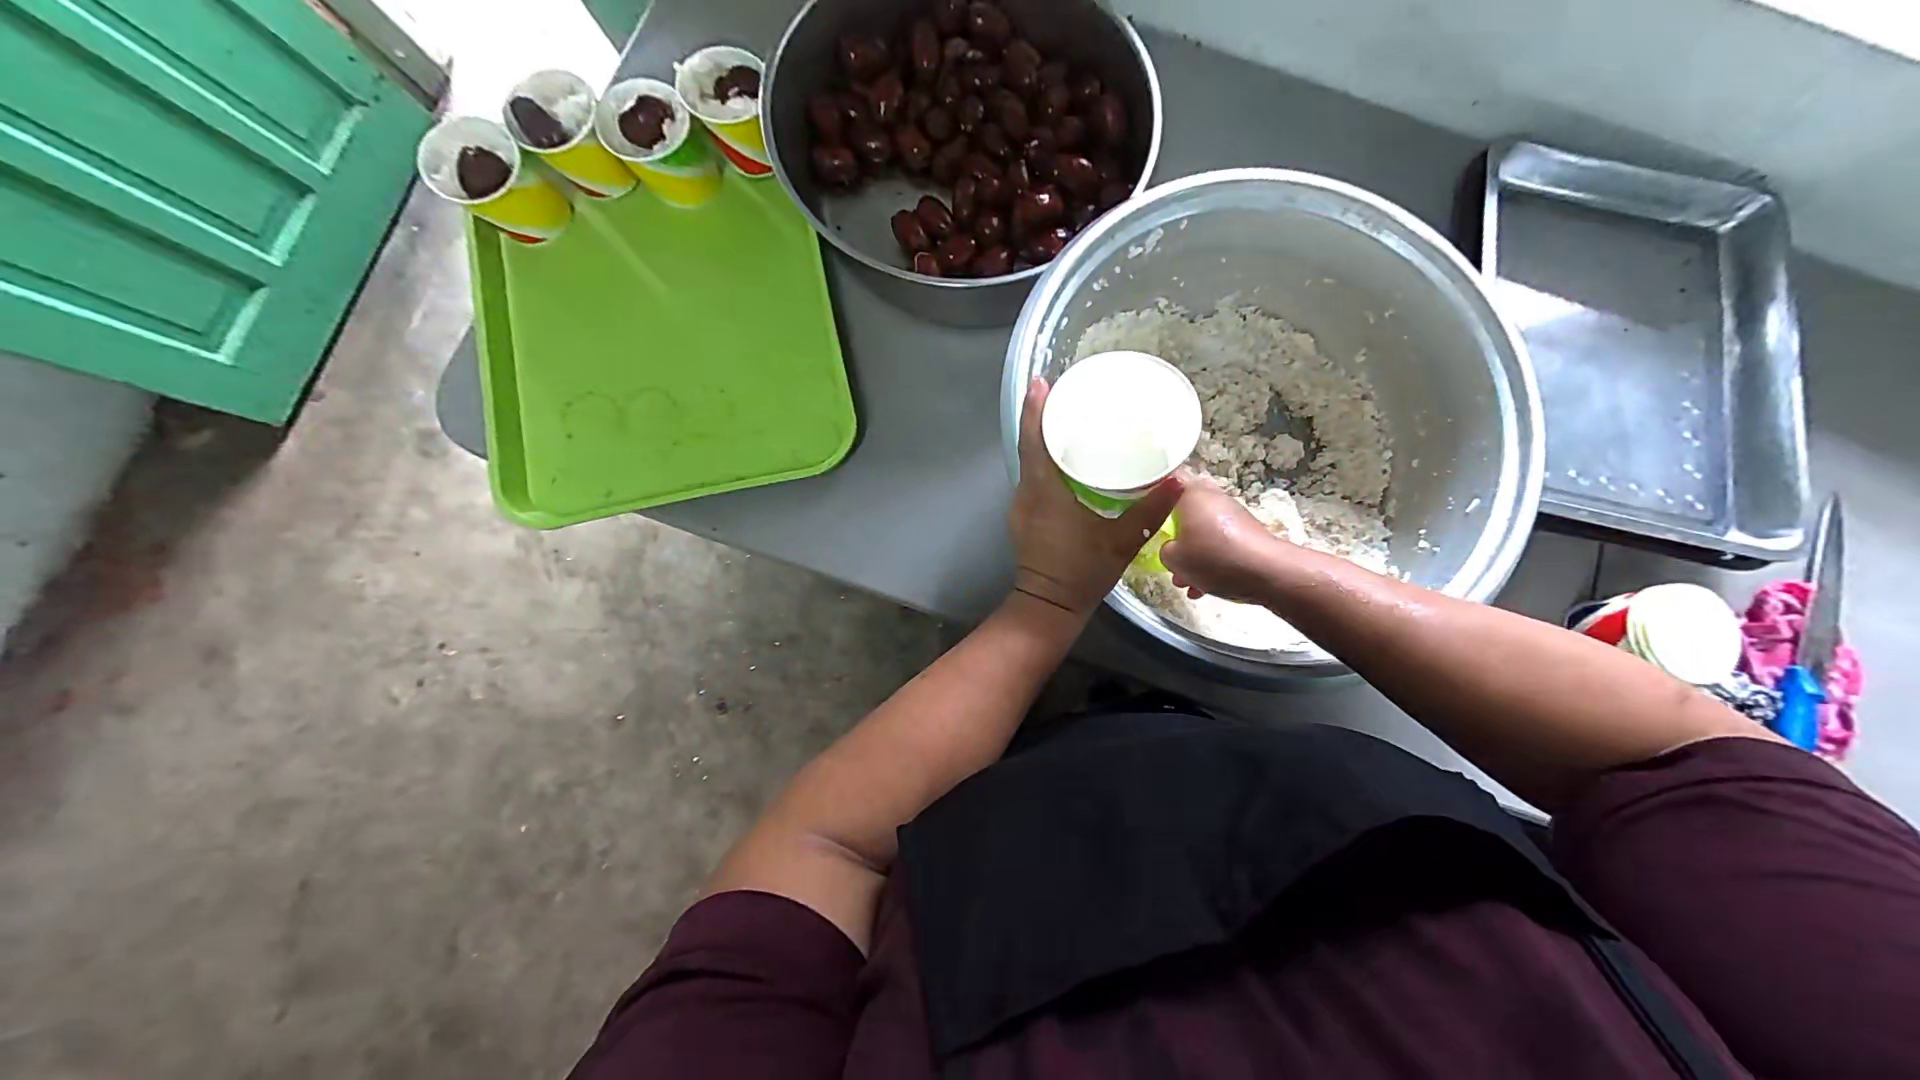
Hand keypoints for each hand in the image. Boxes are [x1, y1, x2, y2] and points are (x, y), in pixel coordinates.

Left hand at [1010, 378, 1183, 617]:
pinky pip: (1032, 480)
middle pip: (1030, 447)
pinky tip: (1065, 463)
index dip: (1035, 410)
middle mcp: (1026, 494)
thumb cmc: (1081, 572)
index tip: (1041, 382)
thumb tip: (1180, 480)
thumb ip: (1150, 510)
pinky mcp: (1024, 519)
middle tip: (1065, 395)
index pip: (1034, 441)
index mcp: (1043, 492)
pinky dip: (1045, 464)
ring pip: (1029, 464)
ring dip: (1043, 442)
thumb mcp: (1121, 541)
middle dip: (1043, 419)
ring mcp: (1021, 508)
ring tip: (1068, 422)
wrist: (1049, 607)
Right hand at [1158, 476, 1290, 603]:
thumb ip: (1165, 550)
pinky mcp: (1246, 533)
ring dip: (1192, 554)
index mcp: (1191, 493)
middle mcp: (1213, 497)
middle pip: (1185, 512)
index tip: (1143, 508)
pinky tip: (1203, 587)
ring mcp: (1232, 515)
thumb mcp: (1172, 559)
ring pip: (1202, 532)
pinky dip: (1210, 561)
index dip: (1153, 492)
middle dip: (1175, 535)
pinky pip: (1219, 544)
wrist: (1266, 572)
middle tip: (1167, 555)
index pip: (1168, 480)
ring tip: (1186, 581)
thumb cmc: (1213, 557)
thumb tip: (1172, 549)